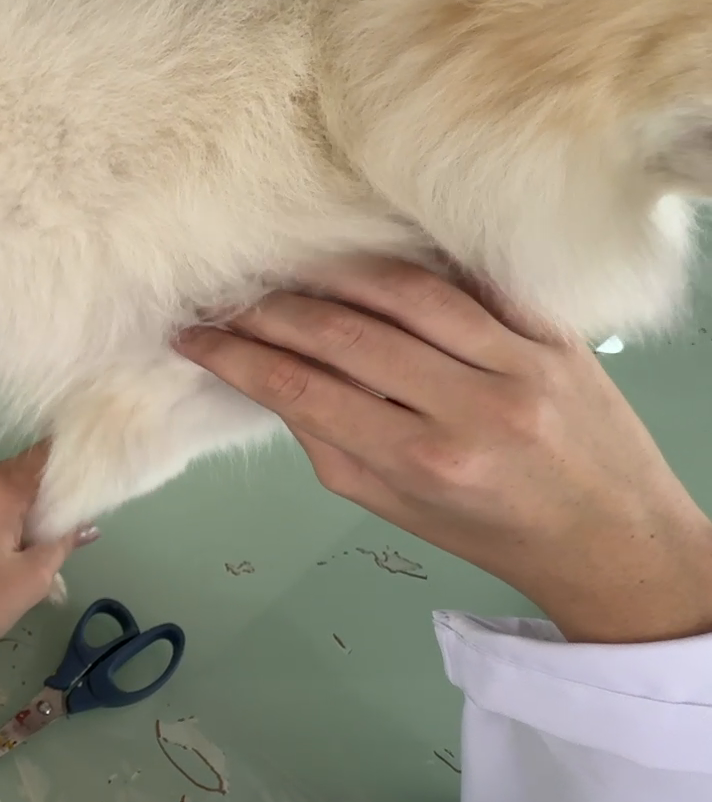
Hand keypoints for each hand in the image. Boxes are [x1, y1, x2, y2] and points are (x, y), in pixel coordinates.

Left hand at [0, 443, 101, 707]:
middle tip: (92, 518)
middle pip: (28, 471)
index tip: (105, 474)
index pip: (46, 454)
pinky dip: (14, 520)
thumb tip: (86, 524)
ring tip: (66, 540)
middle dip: (59, 491)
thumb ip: (62, 542)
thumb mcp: (31, 578)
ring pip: (9, 492)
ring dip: (36, 510)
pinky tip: (32, 547)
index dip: (77, 461)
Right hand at [175, 256, 711, 643]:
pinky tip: (355, 264)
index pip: (297, 387)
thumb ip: (315, 431)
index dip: (230, 355)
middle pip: (339, 334)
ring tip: (276, 275)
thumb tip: (260, 369)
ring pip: (400, 293)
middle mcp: (474, 406)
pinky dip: (403, 266)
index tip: (190, 338)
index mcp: (421, 458)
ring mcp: (523, 362)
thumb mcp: (372, 495)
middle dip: (263, 312)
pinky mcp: (557, 335)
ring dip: (322, 276)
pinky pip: (468, 281)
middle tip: (220, 305)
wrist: (612, 537)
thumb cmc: (476, 525)